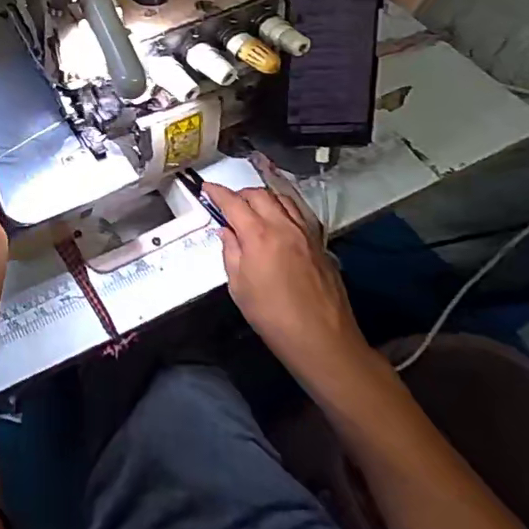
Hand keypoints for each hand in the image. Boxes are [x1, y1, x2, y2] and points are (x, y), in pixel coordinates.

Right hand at [206, 182, 371, 371]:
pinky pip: (300, 214)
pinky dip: (284, 209)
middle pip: (259, 194)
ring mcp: (306, 233)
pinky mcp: (321, 244)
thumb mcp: (238, 286)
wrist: (322, 339)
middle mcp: (284, 226)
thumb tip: (227, 232)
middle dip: (240, 194)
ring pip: (283, 199)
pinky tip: (280, 222)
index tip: (207, 189)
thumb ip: (230, 252)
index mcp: (258, 235)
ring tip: (254, 209)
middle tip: (229, 204)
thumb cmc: (273, 317)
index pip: (233, 202)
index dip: (217, 193)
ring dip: (264, 198)